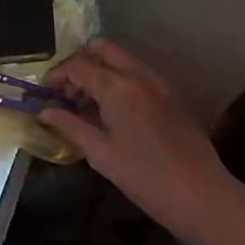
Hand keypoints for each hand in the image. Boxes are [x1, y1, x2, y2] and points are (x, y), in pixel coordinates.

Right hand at [38, 38, 244, 244]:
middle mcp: (138, 74)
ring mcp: (157, 82)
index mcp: (119, 87)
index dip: (56, 75)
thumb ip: (71, 127)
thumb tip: (44, 112)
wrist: (202, 195)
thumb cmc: (146, 179)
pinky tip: (109, 112)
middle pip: (101, 48)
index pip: (79, 65)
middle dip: (78, 64)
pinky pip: (136, 73)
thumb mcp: (101, 155)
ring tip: (83, 105)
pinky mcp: (169, 94)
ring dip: (98, 70)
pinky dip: (117, 80)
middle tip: (64, 93)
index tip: (42, 94)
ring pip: (120, 58)